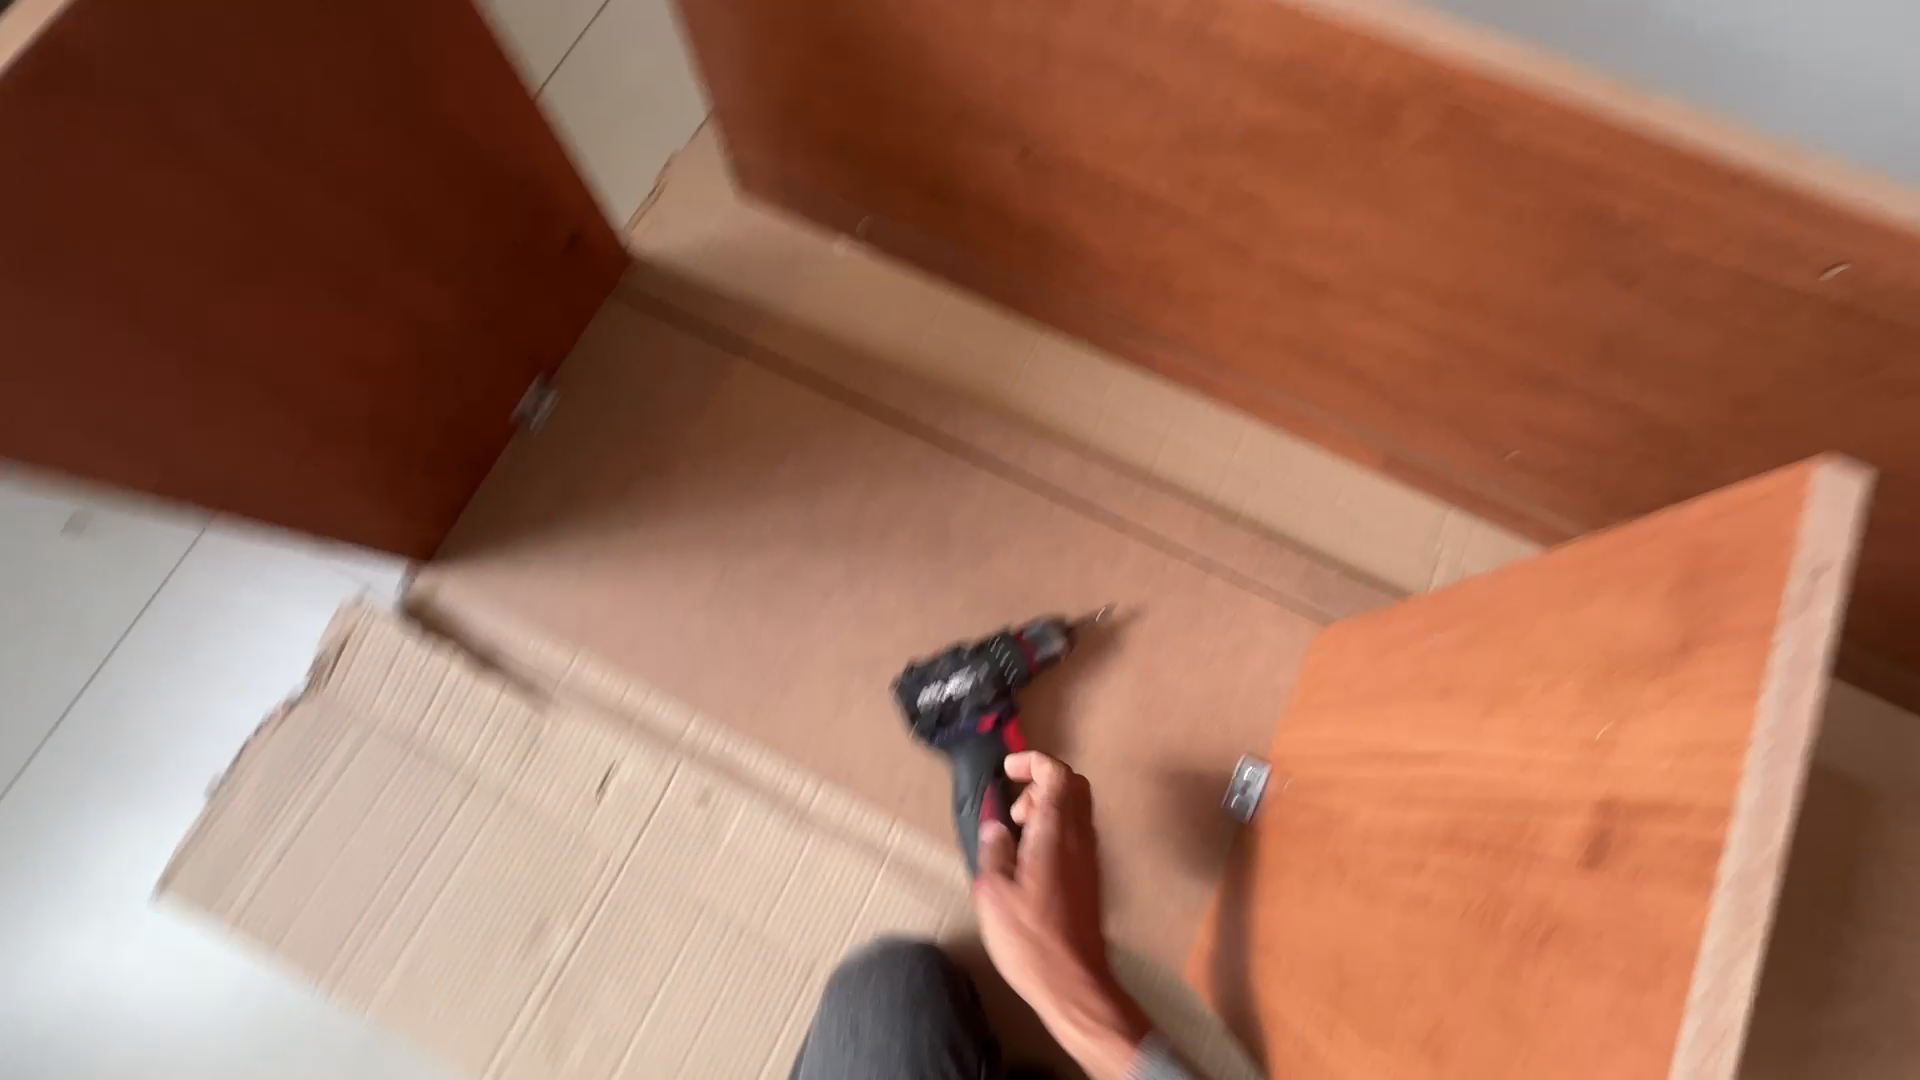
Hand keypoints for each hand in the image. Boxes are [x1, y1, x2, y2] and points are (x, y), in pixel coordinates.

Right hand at [974, 752, 1151, 1079]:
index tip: (1007, 771)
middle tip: (1014, 808)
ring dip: (1047, 805)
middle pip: (1073, 783)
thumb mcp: (994, 893)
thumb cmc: (1031, 938)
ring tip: (1018, 835)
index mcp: (1055, 831)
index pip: (1057, 772)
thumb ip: (994, 850)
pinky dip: (1055, 827)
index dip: (1032, 761)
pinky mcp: (1091, 875)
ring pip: (1077, 807)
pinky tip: (1031, 859)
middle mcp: (1078, 836)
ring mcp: (1089, 855)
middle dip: (1041, 781)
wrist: (1075, 984)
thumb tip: (995, 825)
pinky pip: (1077, 831)